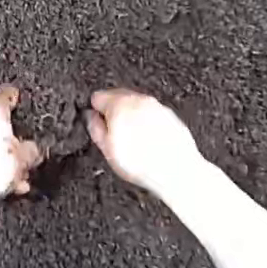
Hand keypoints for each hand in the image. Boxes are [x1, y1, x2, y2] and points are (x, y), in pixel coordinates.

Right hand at [86, 89, 206, 192]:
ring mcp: (156, 106)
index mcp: (119, 104)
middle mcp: (139, 100)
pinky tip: (147, 141)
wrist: (176, 171)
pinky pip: (152, 114)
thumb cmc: (143, 164)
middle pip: (119, 97)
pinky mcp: (170, 115)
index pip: (98, 96)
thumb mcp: (107, 150)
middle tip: (113, 132)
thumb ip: (95, 128)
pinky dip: (147, 122)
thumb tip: (90, 118)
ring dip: (131, 116)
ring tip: (132, 140)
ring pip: (137, 105)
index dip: (95, 110)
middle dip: (113, 111)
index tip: (96, 119)